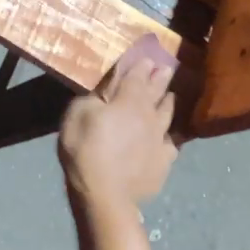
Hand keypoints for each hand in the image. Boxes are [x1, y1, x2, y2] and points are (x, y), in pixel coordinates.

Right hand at [59, 54, 178, 213]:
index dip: (142, 65)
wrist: (105, 192)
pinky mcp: (163, 162)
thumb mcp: (78, 113)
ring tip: (170, 95)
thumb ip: (95, 96)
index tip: (149, 56)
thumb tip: (108, 86)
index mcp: (128, 100)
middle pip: (157, 92)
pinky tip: (169, 138)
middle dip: (161, 78)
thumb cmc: (85, 148)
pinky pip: (171, 144)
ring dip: (169, 102)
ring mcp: (160, 140)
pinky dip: (170, 137)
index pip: (138, 76)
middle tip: (167, 67)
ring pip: (168, 115)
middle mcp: (149, 115)